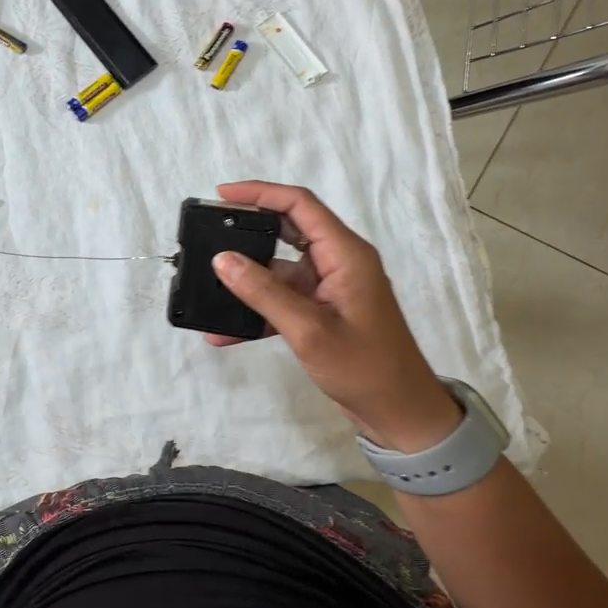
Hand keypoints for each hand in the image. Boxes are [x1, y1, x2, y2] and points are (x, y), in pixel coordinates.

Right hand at [206, 181, 460, 452]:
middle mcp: (338, 262)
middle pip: (287, 229)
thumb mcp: (309, 330)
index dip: (260, 193)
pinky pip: (280, 299)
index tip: (221, 195)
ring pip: (277, 268)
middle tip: (208, 233)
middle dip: (245, 230)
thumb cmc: (365, 367)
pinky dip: (254, 311)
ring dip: (245, 280)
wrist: (399, 414)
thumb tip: (222, 260)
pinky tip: (223, 331)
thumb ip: (263, 292)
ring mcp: (328, 287)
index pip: (300, 205)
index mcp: (346, 254)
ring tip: (207, 285)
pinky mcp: (320, 311)